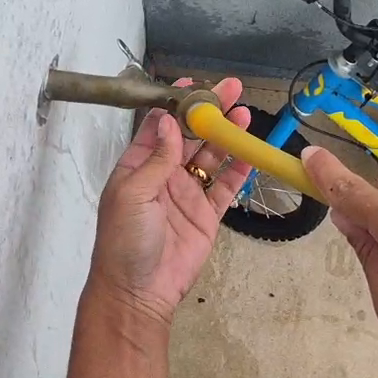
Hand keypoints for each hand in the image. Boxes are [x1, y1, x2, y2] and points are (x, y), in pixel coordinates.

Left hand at [87, 78, 251, 324]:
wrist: (138, 293)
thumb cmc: (125, 240)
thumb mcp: (133, 194)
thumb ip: (156, 158)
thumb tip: (171, 120)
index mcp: (139, 165)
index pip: (161, 125)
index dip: (177, 103)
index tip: (195, 83)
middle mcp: (164, 174)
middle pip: (192, 135)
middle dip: (210, 111)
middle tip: (232, 89)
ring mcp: (188, 193)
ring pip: (212, 156)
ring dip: (227, 135)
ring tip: (245, 113)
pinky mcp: (207, 215)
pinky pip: (226, 187)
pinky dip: (239, 170)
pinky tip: (252, 152)